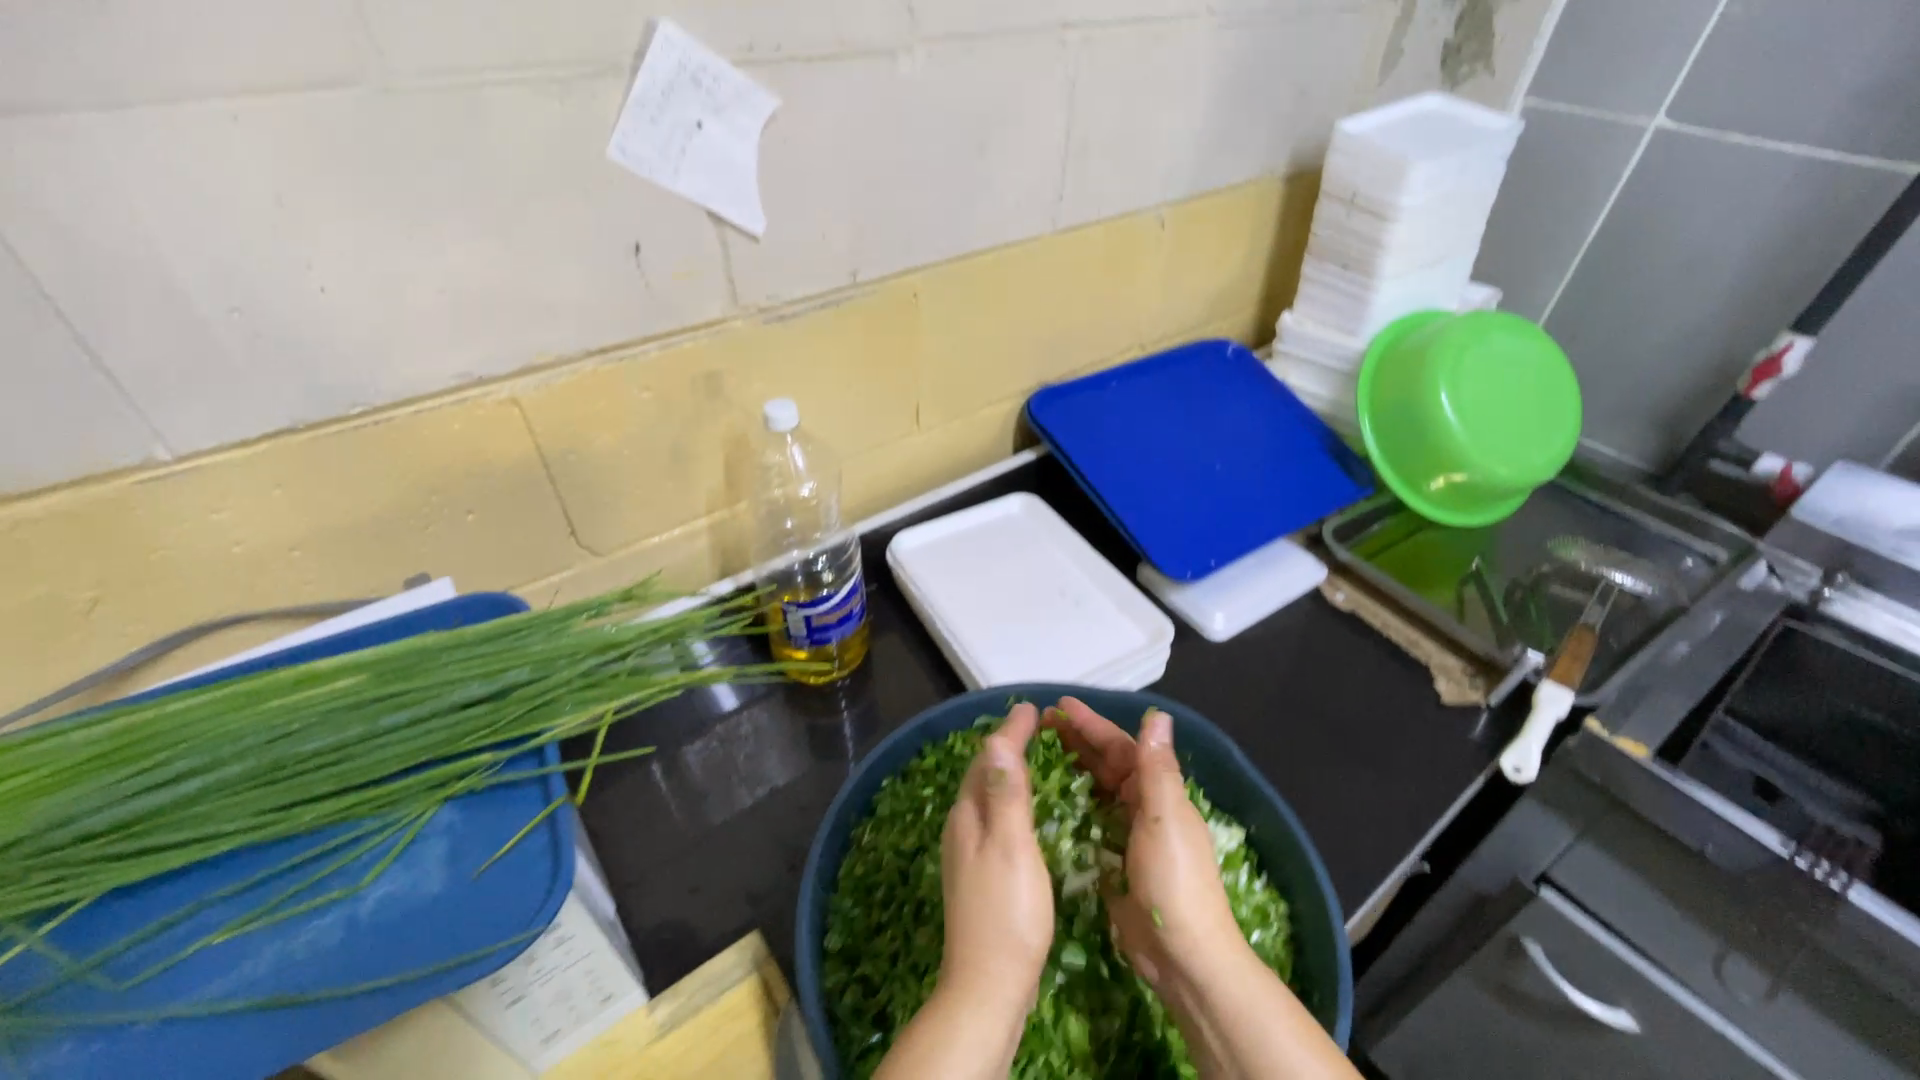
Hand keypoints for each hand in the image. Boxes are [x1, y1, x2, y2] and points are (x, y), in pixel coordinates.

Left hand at [937, 703, 1053, 1016]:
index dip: (1010, 732)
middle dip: (1005, 746)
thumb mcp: (1011, 845)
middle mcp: (961, 829)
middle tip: (1034, 727)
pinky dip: (1009, 802)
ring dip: (1005, 773)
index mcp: (968, 817)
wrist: (989, 985)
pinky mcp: (979, 876)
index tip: (1033, 708)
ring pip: (985, 798)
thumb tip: (996, 739)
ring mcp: (967, 854)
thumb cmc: (1008, 913)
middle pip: (981, 775)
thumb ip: (1005, 793)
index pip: (988, 759)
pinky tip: (1024, 814)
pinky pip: (993, 820)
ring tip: (1032, 759)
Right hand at [1044, 699, 1245, 992]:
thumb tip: (1158, 715)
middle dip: (1075, 741)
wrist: (1182, 955)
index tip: (1058, 707)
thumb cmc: (1175, 883)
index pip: (1120, 746)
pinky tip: (1045, 802)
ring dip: (1071, 770)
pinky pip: (1087, 823)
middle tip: (1037, 725)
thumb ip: (1157, 768)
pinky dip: (1069, 808)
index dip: (1091, 725)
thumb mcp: (1164, 819)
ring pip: (1095, 791)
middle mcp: (1144, 806)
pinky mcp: (1112, 861)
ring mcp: (1127, 835)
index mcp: (1159, 791)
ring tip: (1036, 754)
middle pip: (1105, 764)